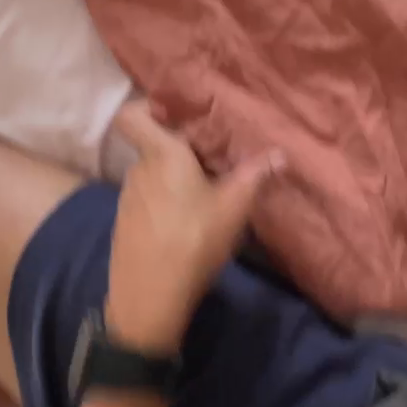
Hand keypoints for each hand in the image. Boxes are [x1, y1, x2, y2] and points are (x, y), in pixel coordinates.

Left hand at [106, 101, 283, 355]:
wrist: (148, 299)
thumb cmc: (194, 241)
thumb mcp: (235, 208)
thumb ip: (256, 176)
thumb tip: (280, 153)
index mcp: (162, 155)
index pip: (133, 115)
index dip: (150, 108)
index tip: (181, 116)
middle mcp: (139, 170)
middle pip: (155, 145)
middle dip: (183, 149)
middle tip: (216, 160)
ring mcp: (128, 198)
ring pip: (153, 174)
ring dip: (175, 178)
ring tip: (205, 194)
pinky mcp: (125, 224)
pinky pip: (147, 198)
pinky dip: (165, 202)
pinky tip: (187, 223)